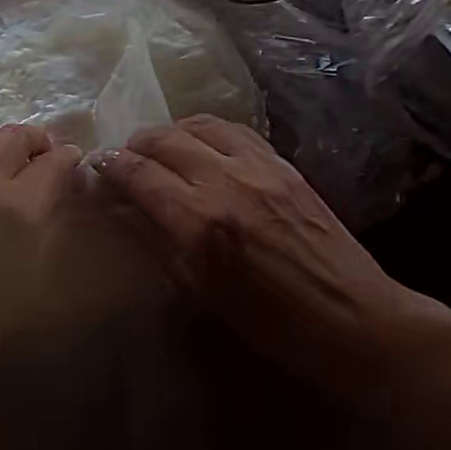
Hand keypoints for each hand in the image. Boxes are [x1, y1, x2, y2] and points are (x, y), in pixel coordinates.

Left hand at [0, 124, 80, 449]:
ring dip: (5, 138)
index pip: (57, 161)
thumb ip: (63, 232)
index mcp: (22, 207)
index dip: (74, 159)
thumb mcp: (45, 278)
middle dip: (42, 140)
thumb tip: (77, 202)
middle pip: (18, 136)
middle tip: (52, 155)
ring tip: (18, 156)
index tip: (80, 164)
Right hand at [97, 115, 450, 395]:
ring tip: (159, 149)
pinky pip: (235, 132)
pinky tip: (201, 147)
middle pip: (162, 139)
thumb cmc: (268, 323)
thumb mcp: (199, 289)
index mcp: (198, 221)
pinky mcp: (286, 168)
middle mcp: (226, 183)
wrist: (356, 323)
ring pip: (198, 125)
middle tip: (122, 160)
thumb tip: (122, 210)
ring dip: (169, 133)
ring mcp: (260, 170)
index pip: (136, 173)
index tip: (94, 167)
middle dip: (132, 144)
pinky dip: (206, 132)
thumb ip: (157, 240)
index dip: (108, 165)